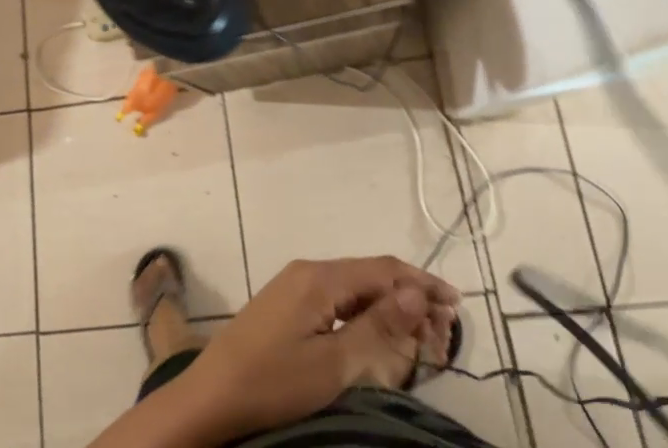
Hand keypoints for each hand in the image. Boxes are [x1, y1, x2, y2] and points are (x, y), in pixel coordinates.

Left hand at [171, 257, 460, 440]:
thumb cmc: (274, 382)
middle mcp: (307, 271)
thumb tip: (417, 291)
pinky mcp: (285, 305)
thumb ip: (377, 324)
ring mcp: (292, 286)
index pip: (384, 269)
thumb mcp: (334, 361)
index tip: (457, 306)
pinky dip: (363, 314)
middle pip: (370, 275)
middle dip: (409, 297)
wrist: (210, 398)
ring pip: (353, 288)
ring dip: (388, 307)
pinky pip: (335, 299)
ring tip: (419, 334)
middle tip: (443, 331)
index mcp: (319, 277)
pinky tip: (376, 334)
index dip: (423, 284)